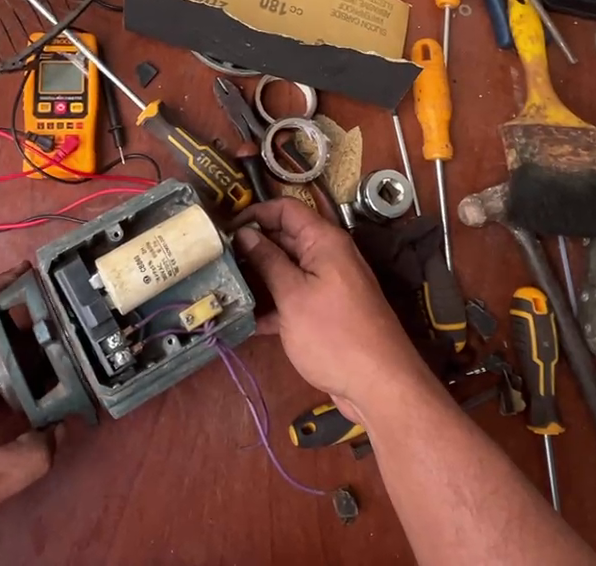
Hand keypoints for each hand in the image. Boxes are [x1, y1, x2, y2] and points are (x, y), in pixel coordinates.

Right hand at [232, 198, 433, 422]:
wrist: (380, 386)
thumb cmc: (334, 335)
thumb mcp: (293, 295)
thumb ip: (268, 261)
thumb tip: (245, 233)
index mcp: (323, 241)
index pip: (285, 209)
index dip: (254, 213)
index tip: (224, 229)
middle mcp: (327, 255)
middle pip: (283, 238)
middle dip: (251, 246)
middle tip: (216, 259)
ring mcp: (326, 284)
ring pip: (285, 270)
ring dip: (257, 277)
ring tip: (222, 285)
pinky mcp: (324, 312)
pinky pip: (292, 297)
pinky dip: (271, 304)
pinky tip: (243, 318)